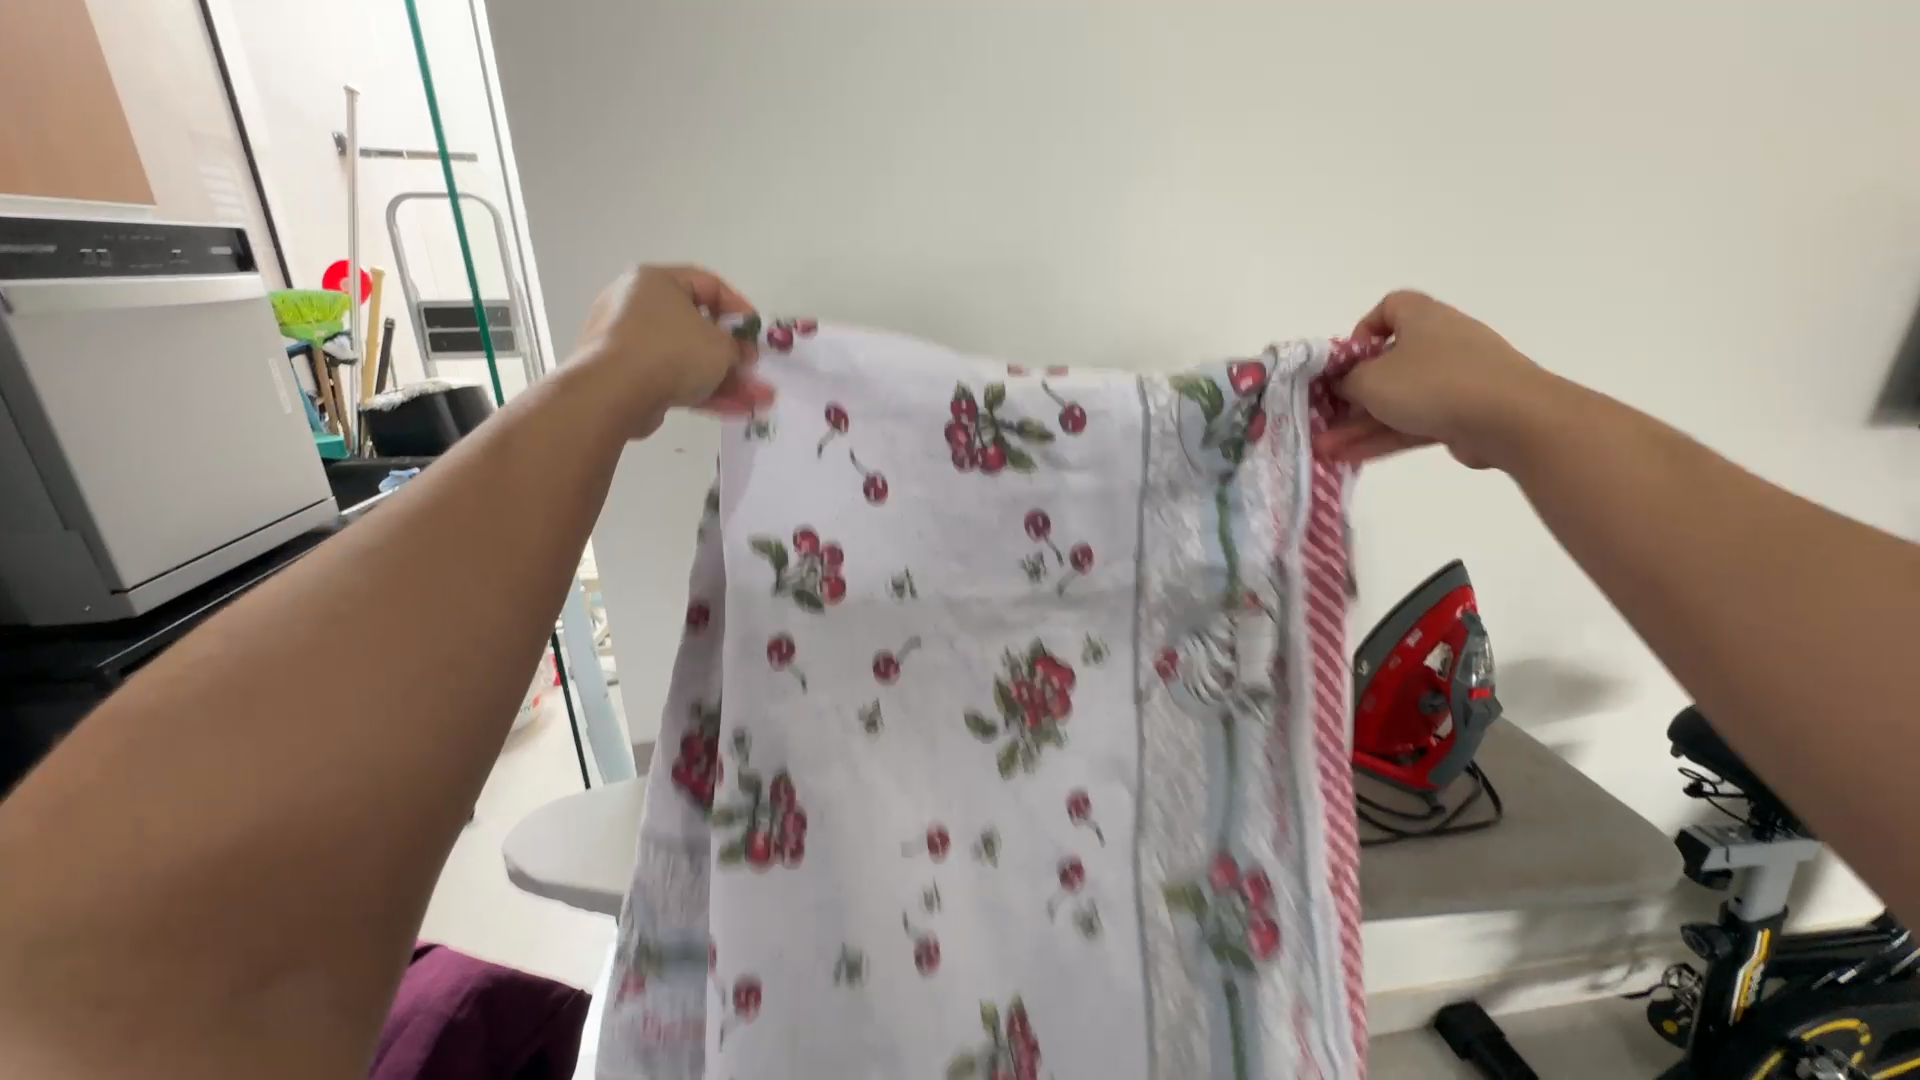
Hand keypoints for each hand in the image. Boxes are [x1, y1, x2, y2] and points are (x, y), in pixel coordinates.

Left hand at [572, 265, 773, 437]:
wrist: (612, 392)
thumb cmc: (671, 352)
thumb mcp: (721, 346)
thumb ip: (738, 347)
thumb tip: (741, 354)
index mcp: (656, 282)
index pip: (708, 284)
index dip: (740, 308)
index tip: (757, 333)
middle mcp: (637, 305)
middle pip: (697, 326)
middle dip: (733, 354)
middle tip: (755, 370)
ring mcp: (628, 342)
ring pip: (687, 357)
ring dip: (724, 379)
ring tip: (756, 400)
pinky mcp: (626, 376)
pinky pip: (671, 377)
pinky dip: (701, 391)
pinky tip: (733, 410)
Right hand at [1315, 290, 1555, 469]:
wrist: (1511, 418)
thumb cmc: (1432, 383)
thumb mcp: (1371, 380)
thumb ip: (1347, 381)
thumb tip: (1344, 384)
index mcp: (1421, 318)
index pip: (1389, 308)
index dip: (1361, 332)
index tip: (1345, 362)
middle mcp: (1440, 342)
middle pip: (1387, 364)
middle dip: (1352, 396)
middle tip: (1325, 418)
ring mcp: (1455, 379)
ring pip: (1398, 400)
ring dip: (1360, 425)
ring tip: (1326, 450)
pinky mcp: (1464, 413)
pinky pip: (1414, 421)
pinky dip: (1384, 437)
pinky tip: (1351, 458)